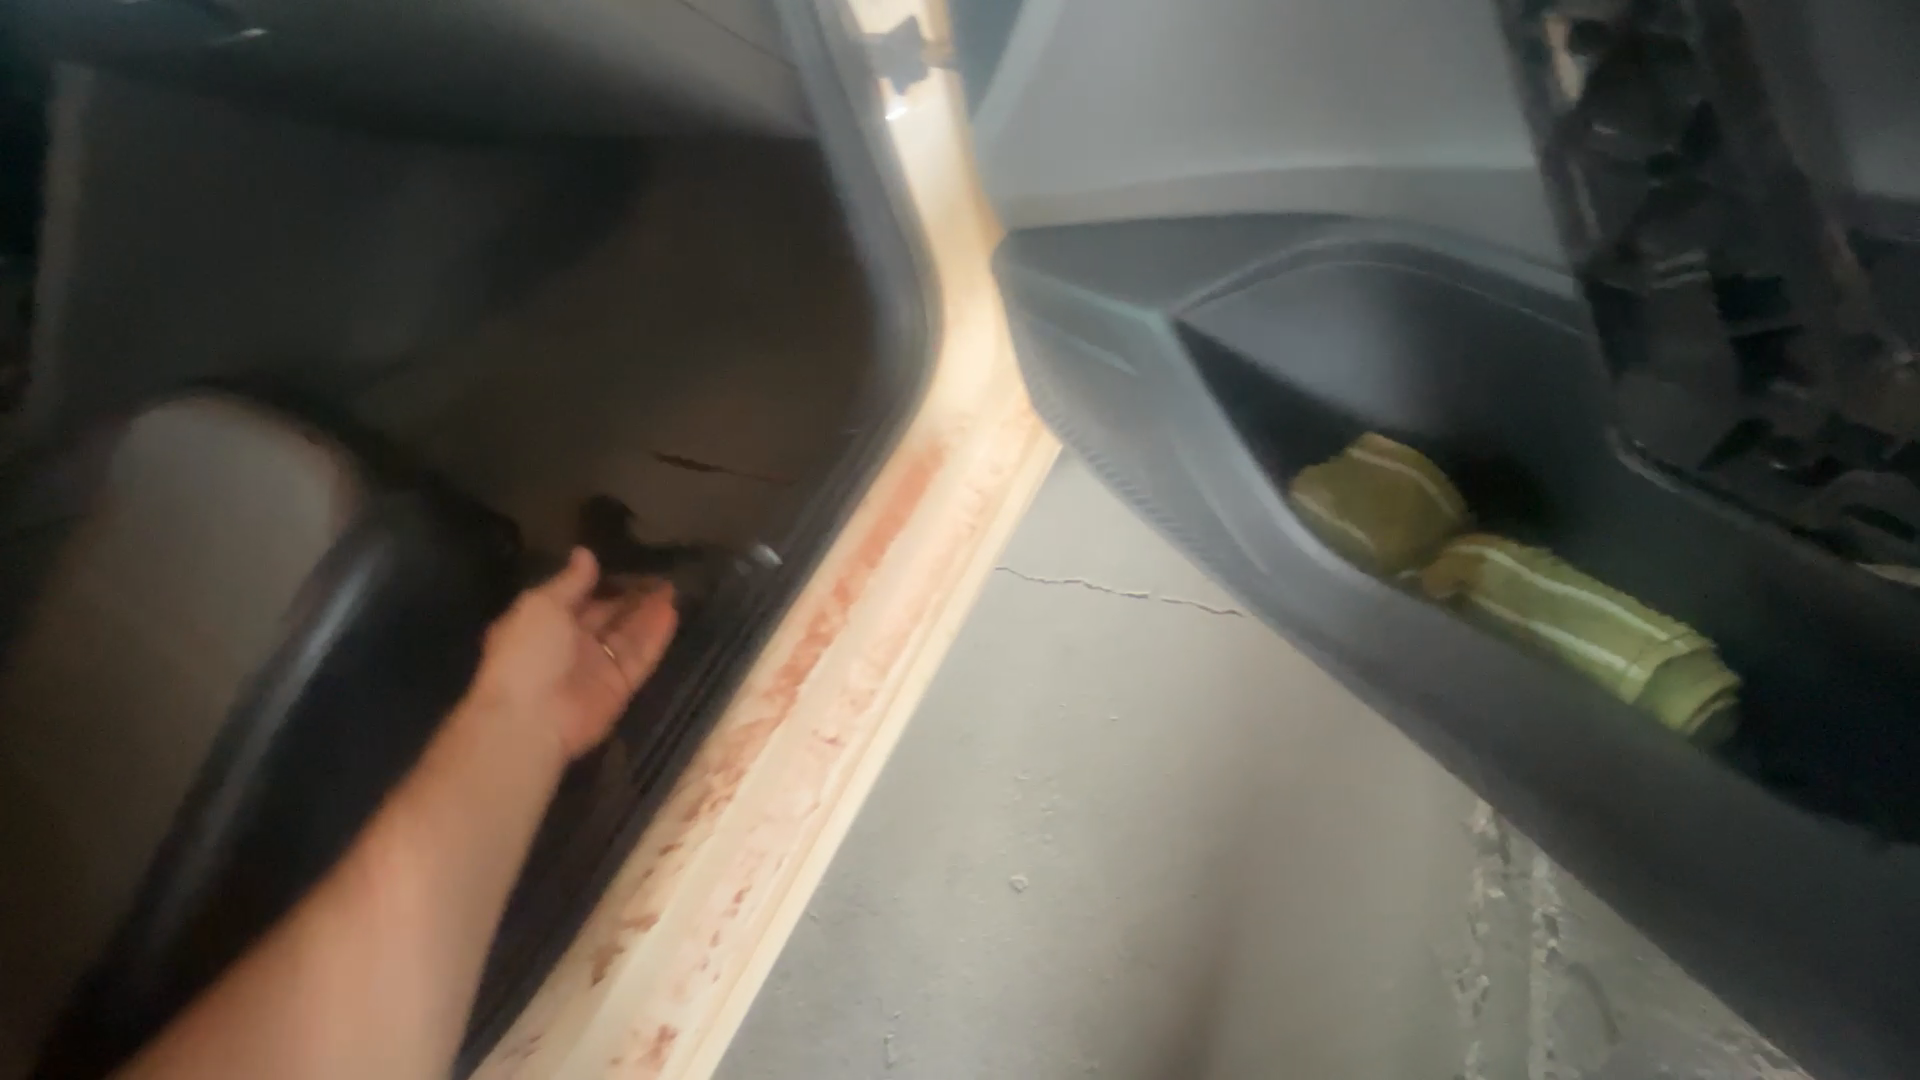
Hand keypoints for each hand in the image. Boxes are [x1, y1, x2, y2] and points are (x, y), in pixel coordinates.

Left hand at [470, 548, 678, 760]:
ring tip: (672, 586)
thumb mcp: (541, 606)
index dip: (601, 579)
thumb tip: (585, 553)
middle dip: (631, 594)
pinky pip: (641, 656)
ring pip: (628, 633)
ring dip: (648, 611)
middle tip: (659, 570)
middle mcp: (571, 644)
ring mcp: (597, 666)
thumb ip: (570, 581)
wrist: (532, 719)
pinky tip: (672, 611)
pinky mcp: (619, 686)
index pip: (578, 596)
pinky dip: (655, 635)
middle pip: (608, 614)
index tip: (627, 558)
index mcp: (544, 623)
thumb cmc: (527, 654)